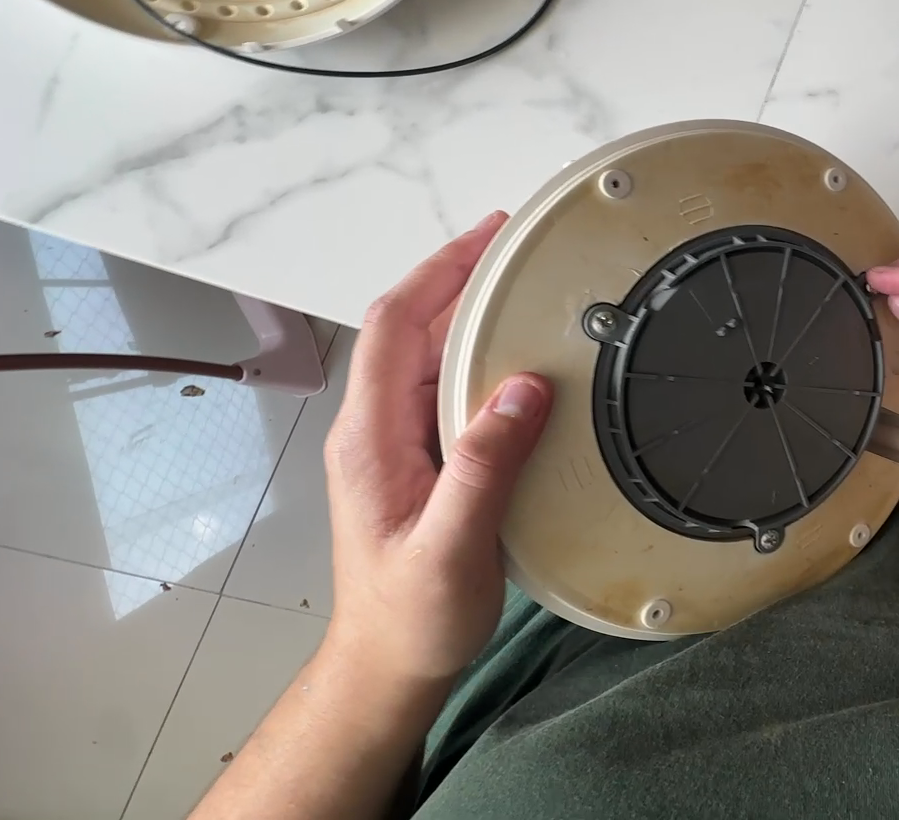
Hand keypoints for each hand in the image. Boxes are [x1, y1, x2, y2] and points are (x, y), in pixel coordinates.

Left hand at [321, 211, 553, 684]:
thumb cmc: (411, 611)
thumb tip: (524, 388)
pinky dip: (485, 350)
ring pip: (433, 351)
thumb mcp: (450, 544)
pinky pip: (452, 382)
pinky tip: (522, 350)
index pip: (395, 328)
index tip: (488, 238)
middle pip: (413, 327)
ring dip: (473, 309)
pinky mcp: (428, 454)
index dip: (438, 273)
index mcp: (372, 436)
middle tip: (519, 248)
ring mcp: (401, 440)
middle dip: (460, 276)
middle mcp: (380, 427)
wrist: (391, 659)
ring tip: (525, 285)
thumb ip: (484, 466)